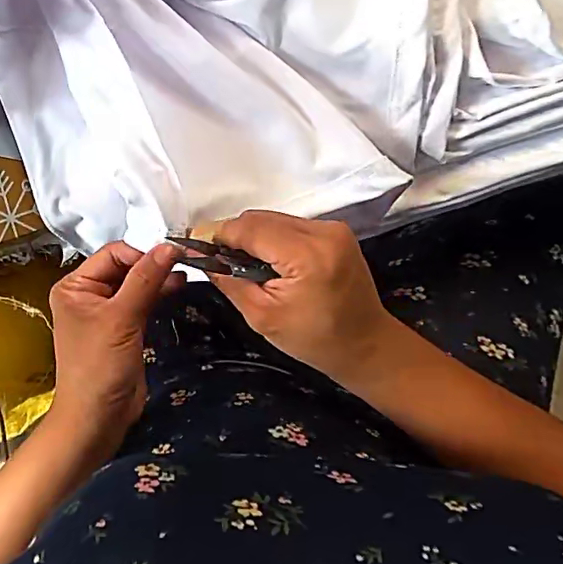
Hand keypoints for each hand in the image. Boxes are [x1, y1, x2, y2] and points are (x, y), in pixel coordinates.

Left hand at [46, 241, 183, 437]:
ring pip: (135, 285)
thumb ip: (145, 280)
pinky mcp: (122, 329)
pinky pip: (141, 303)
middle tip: (186, 260)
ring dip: (158, 279)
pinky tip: (178, 287)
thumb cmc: (99, 366)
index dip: (142, 252)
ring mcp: (104, 312)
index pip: (112, 254)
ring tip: (186, 272)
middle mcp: (86, 295)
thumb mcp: (121, 318)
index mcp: (74, 286)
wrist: (97, 418)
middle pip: (124, 267)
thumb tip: (169, 246)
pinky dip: (158, 295)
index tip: (174, 253)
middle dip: (152, 264)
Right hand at [200, 210, 405, 380]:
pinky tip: (266, 261)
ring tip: (242, 264)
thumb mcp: (260, 315)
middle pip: (259, 219)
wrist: (366, 345)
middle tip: (216, 260)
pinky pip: (287, 224)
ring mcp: (332, 229)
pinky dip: (269, 238)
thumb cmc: (315, 339)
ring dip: (251, 237)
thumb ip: (228, 279)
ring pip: (271, 218)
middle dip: (232, 236)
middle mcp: (323, 233)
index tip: (195, 247)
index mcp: (307, 255)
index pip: (248, 229)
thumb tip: (198, 255)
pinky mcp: (334, 231)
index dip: (217, 235)